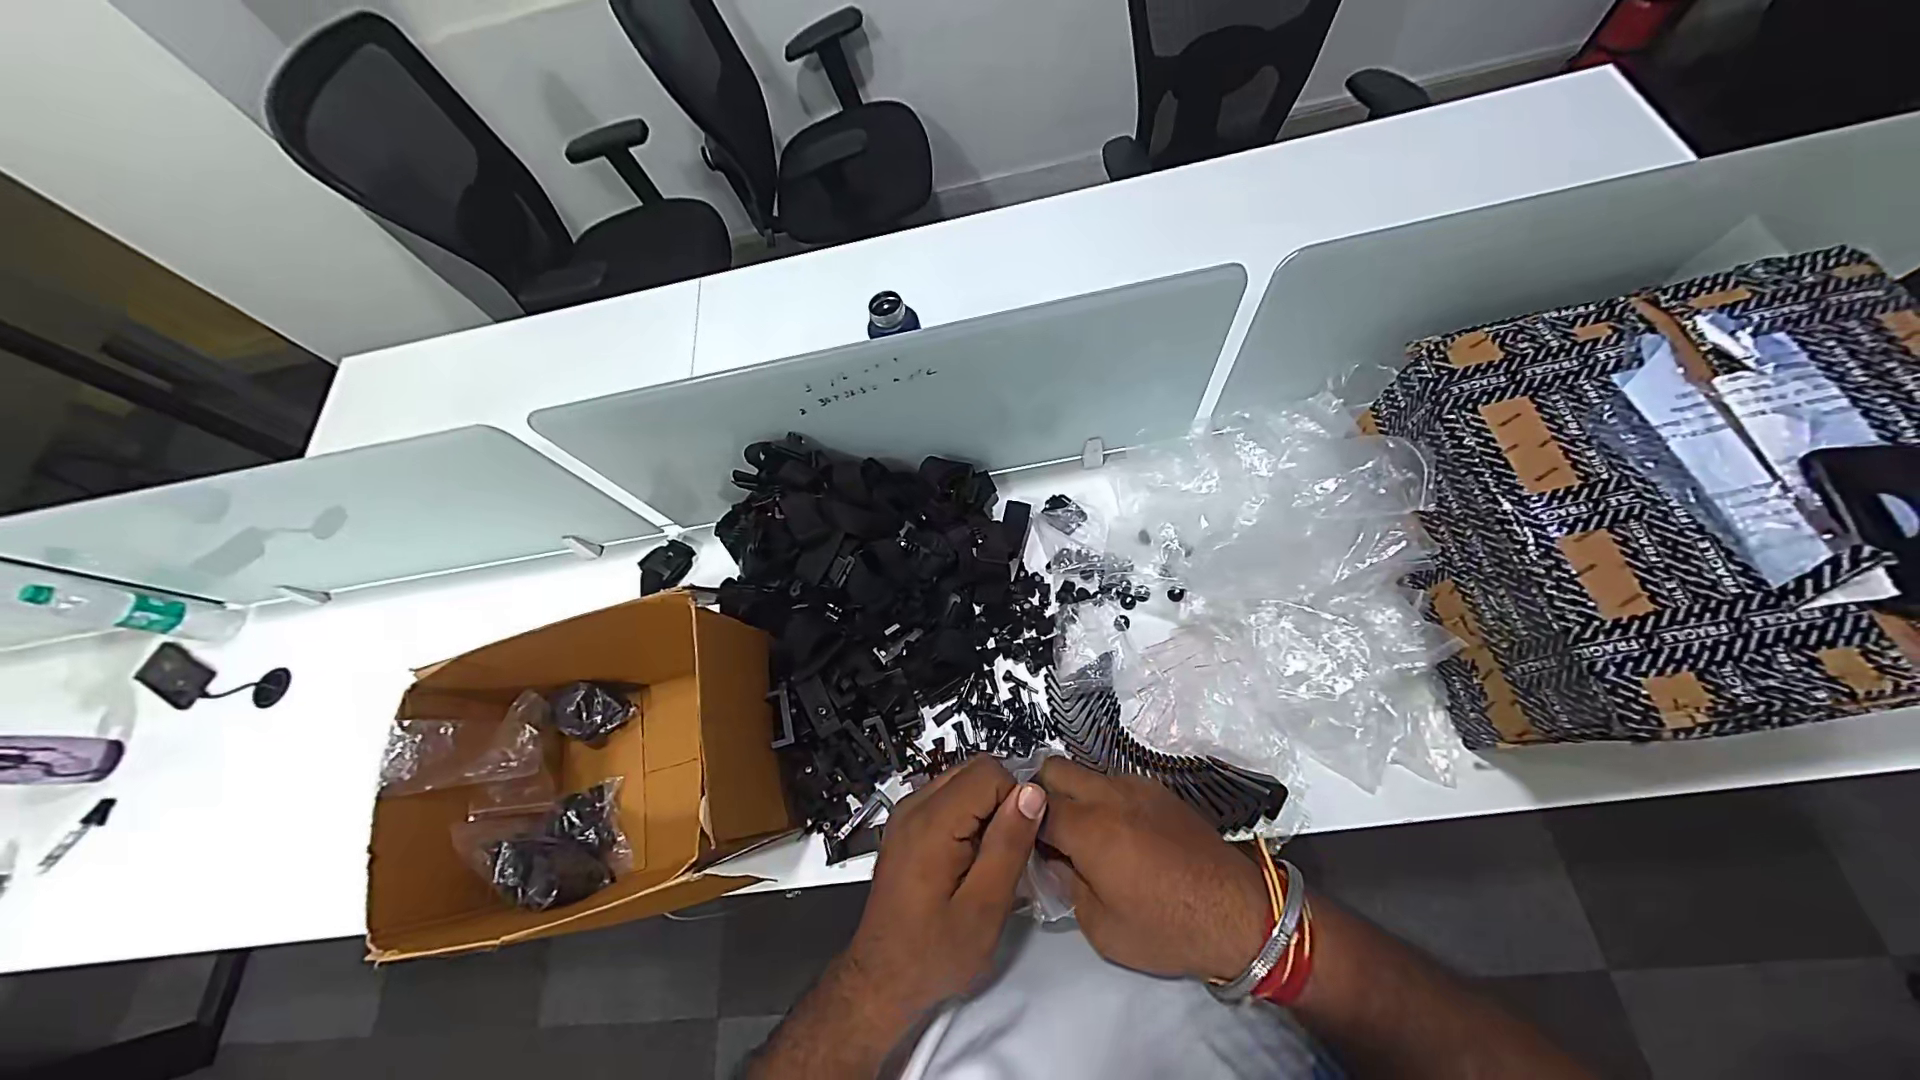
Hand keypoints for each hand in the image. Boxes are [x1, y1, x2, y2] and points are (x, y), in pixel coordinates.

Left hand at [842, 756, 1048, 1014]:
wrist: (882, 977)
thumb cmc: (931, 954)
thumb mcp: (984, 908)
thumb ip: (1009, 845)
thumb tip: (1031, 794)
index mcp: (931, 823)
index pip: (991, 773)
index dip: (1016, 802)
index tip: (1020, 842)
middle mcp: (914, 807)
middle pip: (976, 769)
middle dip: (1002, 802)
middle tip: (1004, 853)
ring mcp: (907, 813)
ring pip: (964, 780)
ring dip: (986, 809)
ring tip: (987, 859)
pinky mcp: (907, 824)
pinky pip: (949, 797)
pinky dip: (969, 816)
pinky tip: (969, 858)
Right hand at [1036, 757, 1268, 981]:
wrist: (1239, 913)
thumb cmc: (1167, 928)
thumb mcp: (1101, 927)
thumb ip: (1067, 885)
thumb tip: (1055, 860)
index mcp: (1089, 828)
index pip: (1033, 805)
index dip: (1022, 822)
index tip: (1027, 842)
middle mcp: (1108, 794)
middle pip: (1054, 769)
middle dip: (1042, 793)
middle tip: (1050, 829)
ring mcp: (1137, 786)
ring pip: (1086, 772)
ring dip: (1075, 794)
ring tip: (1088, 832)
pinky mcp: (1159, 789)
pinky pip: (1115, 781)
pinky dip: (1104, 798)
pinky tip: (1121, 832)